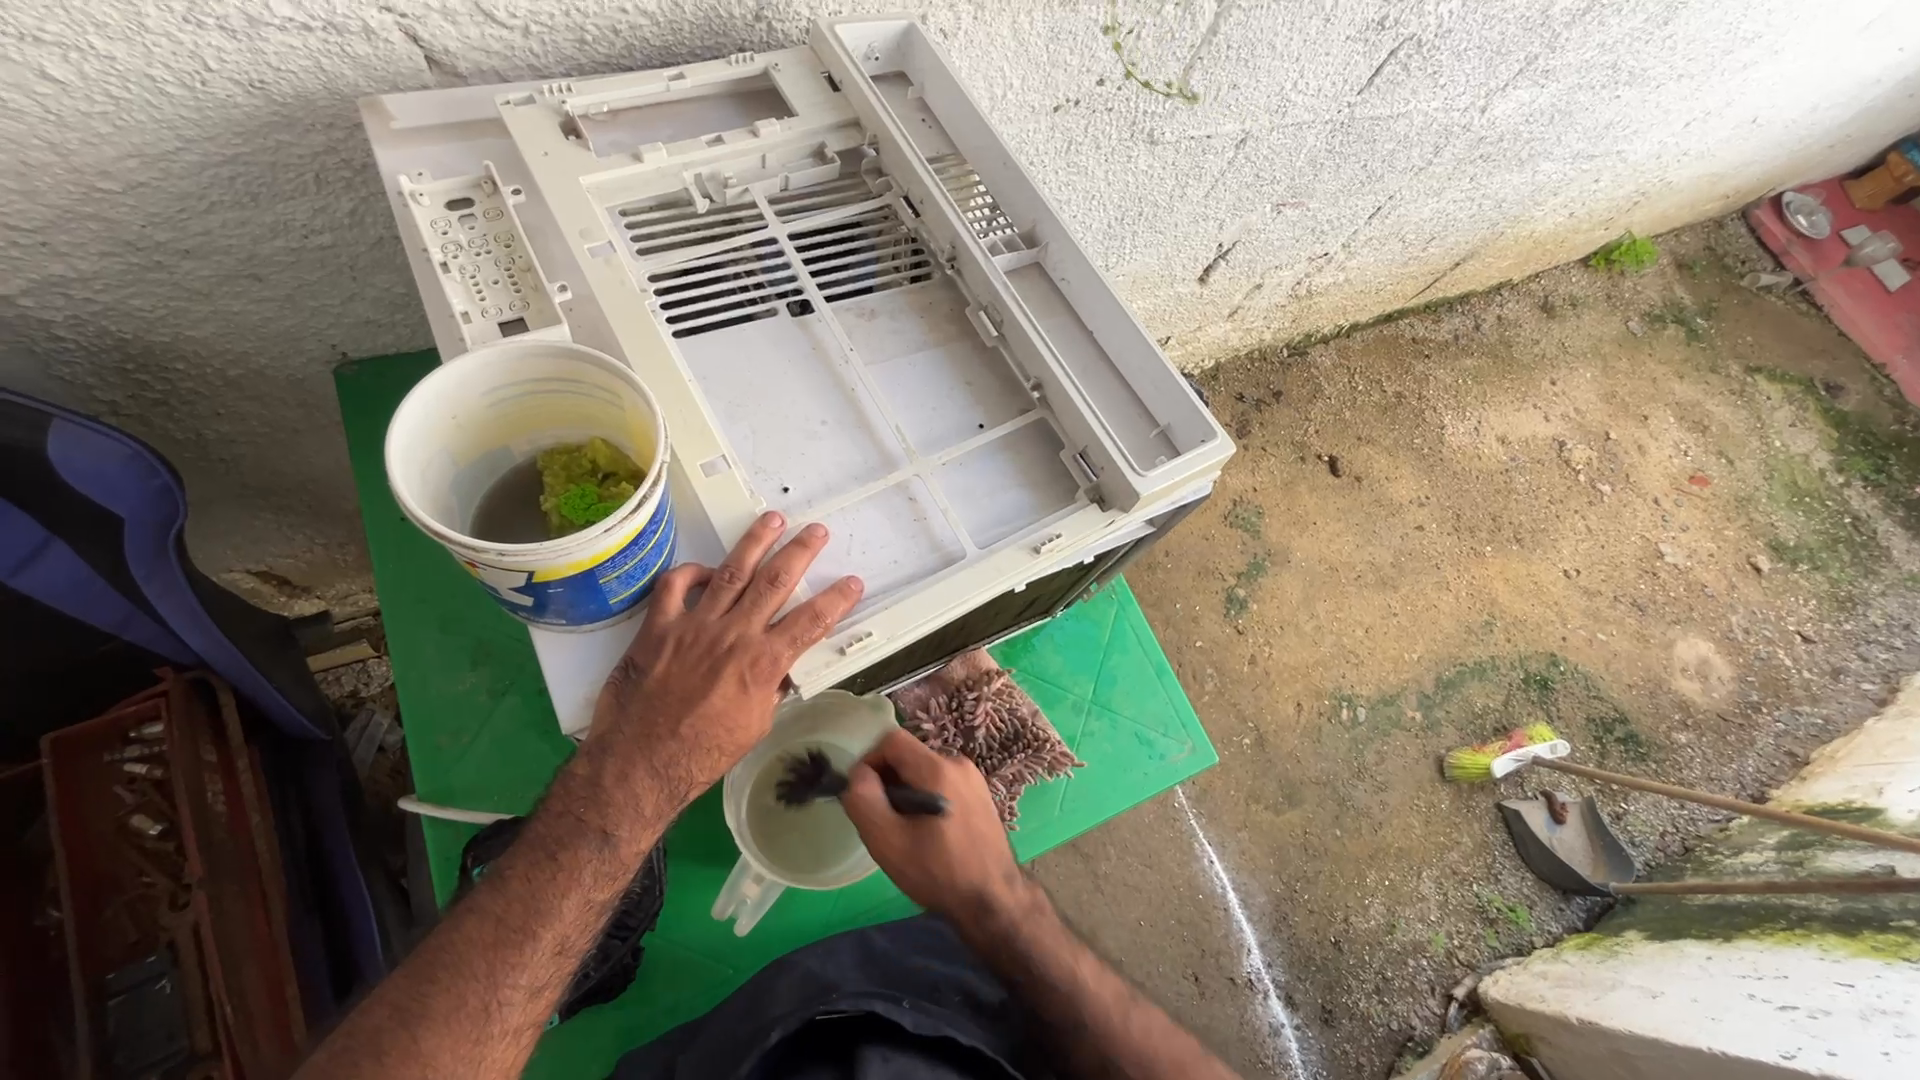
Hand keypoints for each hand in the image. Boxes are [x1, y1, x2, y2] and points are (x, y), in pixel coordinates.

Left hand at [582, 512, 863, 807]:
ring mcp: (694, 626)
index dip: (835, 599)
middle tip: (816, 531)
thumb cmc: (702, 754)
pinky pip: (674, 586)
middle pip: (775, 582)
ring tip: (772, 521)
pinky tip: (705, 568)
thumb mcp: (756, 725)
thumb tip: (779, 669)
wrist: (641, 763)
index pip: (811, 621)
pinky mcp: (658, 627)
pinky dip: (690, 571)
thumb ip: (770, 689)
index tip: (852, 582)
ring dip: (755, 543)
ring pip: (732, 572)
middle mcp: (734, 635)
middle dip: (800, 552)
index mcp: (762, 663)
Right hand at [842, 729, 1025, 920]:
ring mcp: (974, 779)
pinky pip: (942, 784)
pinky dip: (926, 800)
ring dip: (907, 794)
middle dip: (888, 783)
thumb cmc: (939, 872)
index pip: (892, 740)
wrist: (994, 900)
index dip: (869, 762)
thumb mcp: (888, 842)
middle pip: (909, 757)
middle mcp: (959, 764)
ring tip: (907, 834)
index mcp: (938, 768)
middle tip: (884, 822)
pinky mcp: (981, 795)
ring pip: (924, 772)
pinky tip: (929, 835)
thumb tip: (858, 774)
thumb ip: (864, 801)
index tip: (864, 796)